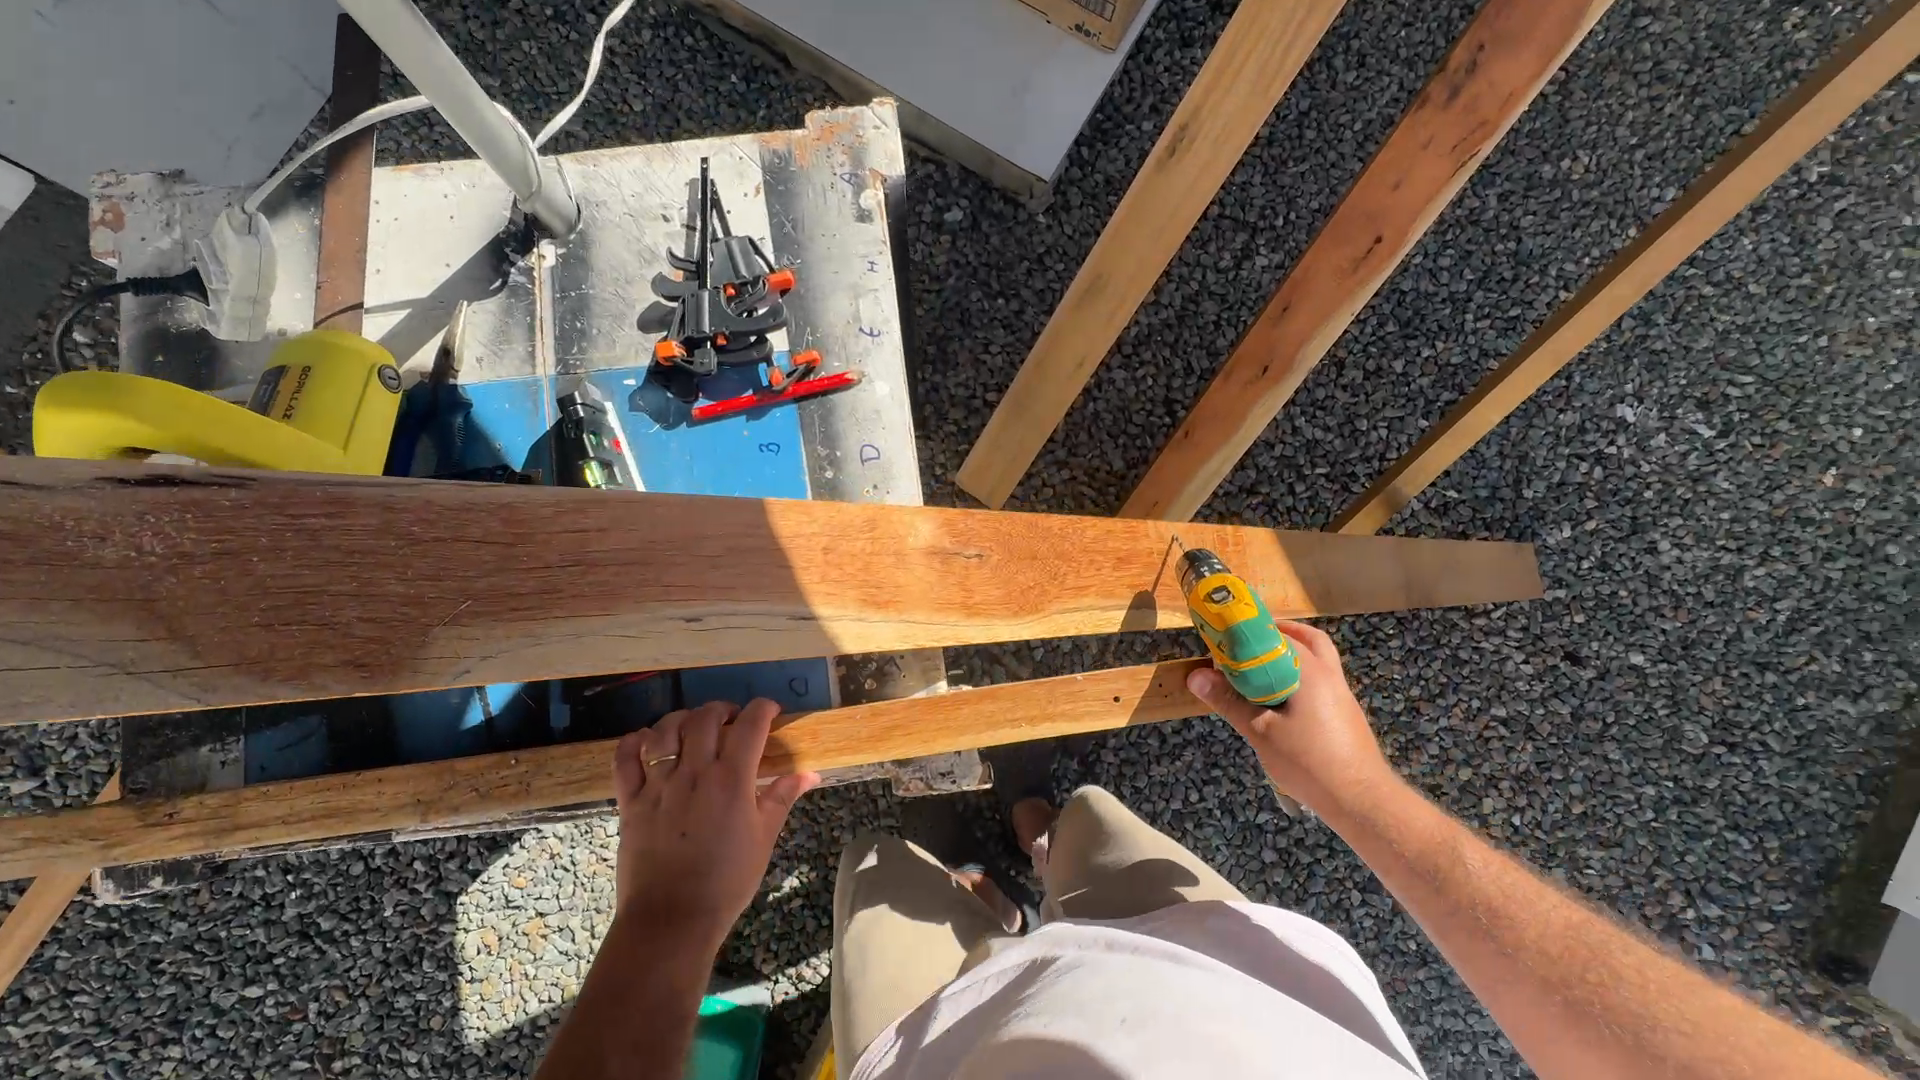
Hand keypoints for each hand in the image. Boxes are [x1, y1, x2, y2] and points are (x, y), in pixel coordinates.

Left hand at [611, 699, 820, 945]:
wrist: (672, 919)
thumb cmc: (727, 881)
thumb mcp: (764, 838)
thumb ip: (782, 798)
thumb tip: (810, 773)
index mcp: (731, 779)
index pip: (750, 725)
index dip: (763, 709)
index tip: (770, 710)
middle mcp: (693, 772)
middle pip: (705, 719)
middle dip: (723, 709)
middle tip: (733, 718)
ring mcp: (657, 785)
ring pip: (665, 730)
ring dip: (682, 719)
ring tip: (693, 726)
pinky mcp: (630, 801)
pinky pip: (625, 759)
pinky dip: (635, 741)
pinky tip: (647, 740)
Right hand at [1185, 620, 1394, 811]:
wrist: (1360, 801)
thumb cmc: (1308, 762)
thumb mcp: (1261, 732)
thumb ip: (1229, 701)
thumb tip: (1195, 676)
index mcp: (1310, 672)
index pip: (1279, 635)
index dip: (1251, 633)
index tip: (1227, 636)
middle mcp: (1331, 675)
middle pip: (1309, 639)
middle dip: (1279, 634)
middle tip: (1250, 642)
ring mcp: (1342, 695)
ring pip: (1319, 660)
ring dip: (1292, 655)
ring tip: (1262, 669)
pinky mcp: (1345, 715)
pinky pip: (1321, 682)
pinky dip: (1300, 677)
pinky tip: (1282, 699)